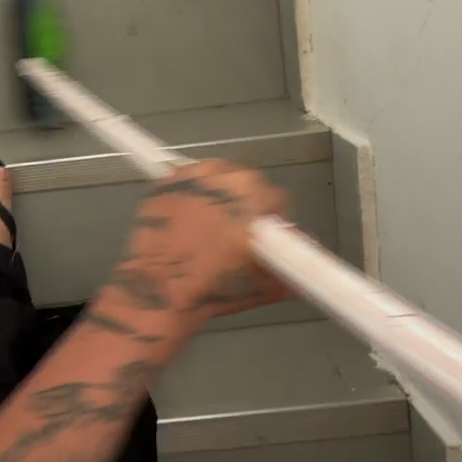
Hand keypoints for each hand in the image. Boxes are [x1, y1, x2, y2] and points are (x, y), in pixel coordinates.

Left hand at [103, 159, 291, 334]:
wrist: (161, 287)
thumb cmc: (217, 287)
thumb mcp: (268, 284)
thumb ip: (291, 262)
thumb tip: (300, 248)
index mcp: (254, 199)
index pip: (277, 197)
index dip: (273, 215)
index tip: (266, 231)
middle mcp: (224, 178)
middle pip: (247, 180)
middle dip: (246, 200)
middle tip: (238, 225)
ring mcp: (191, 175)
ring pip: (217, 173)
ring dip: (220, 191)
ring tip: (213, 217)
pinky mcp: (166, 180)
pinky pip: (187, 178)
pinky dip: (192, 191)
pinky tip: (189, 212)